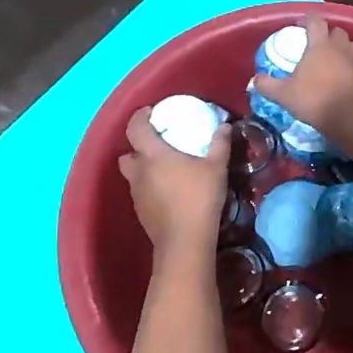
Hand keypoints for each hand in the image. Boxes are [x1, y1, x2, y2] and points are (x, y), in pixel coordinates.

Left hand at [118, 106, 230, 257]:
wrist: (185, 240)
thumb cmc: (199, 197)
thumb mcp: (216, 168)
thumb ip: (219, 144)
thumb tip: (224, 126)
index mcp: (152, 155)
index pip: (136, 128)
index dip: (140, 116)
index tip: (151, 112)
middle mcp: (138, 172)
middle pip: (127, 153)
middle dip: (138, 147)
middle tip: (158, 145)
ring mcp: (137, 194)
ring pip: (133, 175)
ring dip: (144, 169)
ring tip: (165, 170)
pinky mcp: (141, 212)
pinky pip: (141, 192)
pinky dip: (150, 187)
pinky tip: (169, 192)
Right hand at [251, 15, 352, 133]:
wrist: (346, 119)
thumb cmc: (313, 100)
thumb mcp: (283, 94)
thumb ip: (267, 85)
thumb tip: (254, 80)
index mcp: (319, 45)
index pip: (315, 21)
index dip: (307, 19)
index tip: (300, 25)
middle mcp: (340, 48)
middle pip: (337, 31)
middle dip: (328, 34)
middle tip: (318, 45)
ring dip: (345, 49)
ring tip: (336, 59)